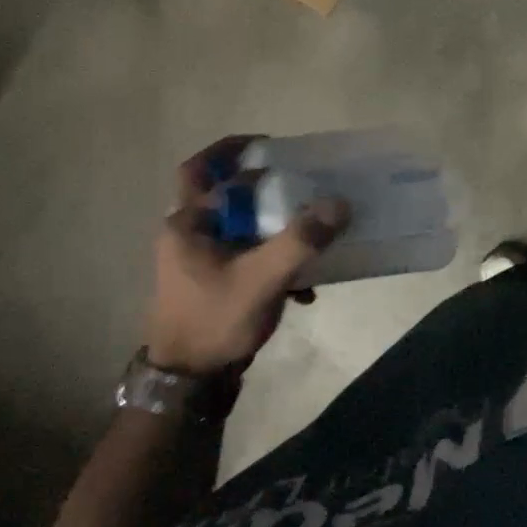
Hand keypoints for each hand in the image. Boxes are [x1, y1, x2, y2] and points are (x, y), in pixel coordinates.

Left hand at [147, 136, 348, 375]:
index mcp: (187, 225)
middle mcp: (187, 235)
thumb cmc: (216, 320)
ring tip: (310, 225)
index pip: (205, 171)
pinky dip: (275, 258)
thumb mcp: (263, 278)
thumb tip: (339, 203)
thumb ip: (301, 239)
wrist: (190, 380)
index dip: (237, 152)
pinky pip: (248, 255)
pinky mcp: (214, 283)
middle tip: (292, 173)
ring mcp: (199, 261)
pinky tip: (305, 286)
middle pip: (220, 193)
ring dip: (272, 223)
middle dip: (256, 182)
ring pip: (238, 225)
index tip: (276, 146)